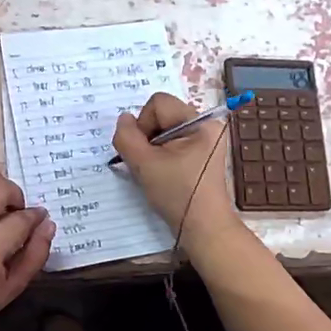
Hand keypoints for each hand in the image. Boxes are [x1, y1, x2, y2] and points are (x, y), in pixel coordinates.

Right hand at [112, 93, 237, 242]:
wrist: (204, 226)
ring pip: (166, 129)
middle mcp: (207, 125)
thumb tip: (123, 119)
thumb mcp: (143, 164)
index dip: (143, 124)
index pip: (158, 103)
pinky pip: (175, 141)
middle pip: (163, 114)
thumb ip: (127, 137)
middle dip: (148, 135)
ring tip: (156, 169)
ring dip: (153, 146)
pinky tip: (163, 172)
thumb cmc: (176, 193)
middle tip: (148, 161)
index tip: (145, 151)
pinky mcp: (203, 153)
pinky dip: (163, 153)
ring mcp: (206, 139)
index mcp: (199, 122)